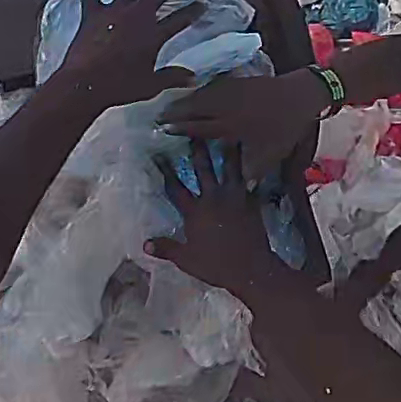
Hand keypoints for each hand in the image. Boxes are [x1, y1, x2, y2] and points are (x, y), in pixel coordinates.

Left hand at [47, 0, 206, 110]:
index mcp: (154, 35)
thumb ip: (172, 77)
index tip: (203, 3)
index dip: (193, 12)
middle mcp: (137, 17)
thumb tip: (193, 78)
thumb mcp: (150, 85)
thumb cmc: (120, 87)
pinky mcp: (93, 14)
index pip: (179, 20)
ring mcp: (115, 12)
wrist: (86, 84)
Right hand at [147, 139, 310, 300]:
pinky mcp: (252, 203)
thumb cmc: (216, 266)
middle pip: (203, 169)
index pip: (175, 187)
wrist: (252, 269)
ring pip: (231, 169)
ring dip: (229, 151)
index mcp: (195, 211)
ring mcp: (235, 198)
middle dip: (197, 150)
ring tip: (230, 135)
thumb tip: (145, 244)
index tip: (158, 155)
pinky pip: (252, 182)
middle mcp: (213, 198)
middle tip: (194, 132)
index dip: (165, 170)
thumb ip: (167, 248)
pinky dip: (253, 172)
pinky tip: (255, 163)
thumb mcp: (186, 260)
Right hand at [158, 69, 330, 180]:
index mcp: (231, 126)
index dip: (181, 128)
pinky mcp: (237, 82)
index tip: (164, 129)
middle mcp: (226, 107)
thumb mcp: (271, 153)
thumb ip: (255, 170)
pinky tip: (195, 92)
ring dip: (184, 100)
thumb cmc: (285, 127)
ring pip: (201, 96)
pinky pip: (211, 87)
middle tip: (158, 115)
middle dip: (175, 111)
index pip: (199, 127)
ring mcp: (230, 92)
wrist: (300, 95)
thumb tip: (246, 188)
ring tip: (171, 104)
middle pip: (194, 108)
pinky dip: (199, 90)